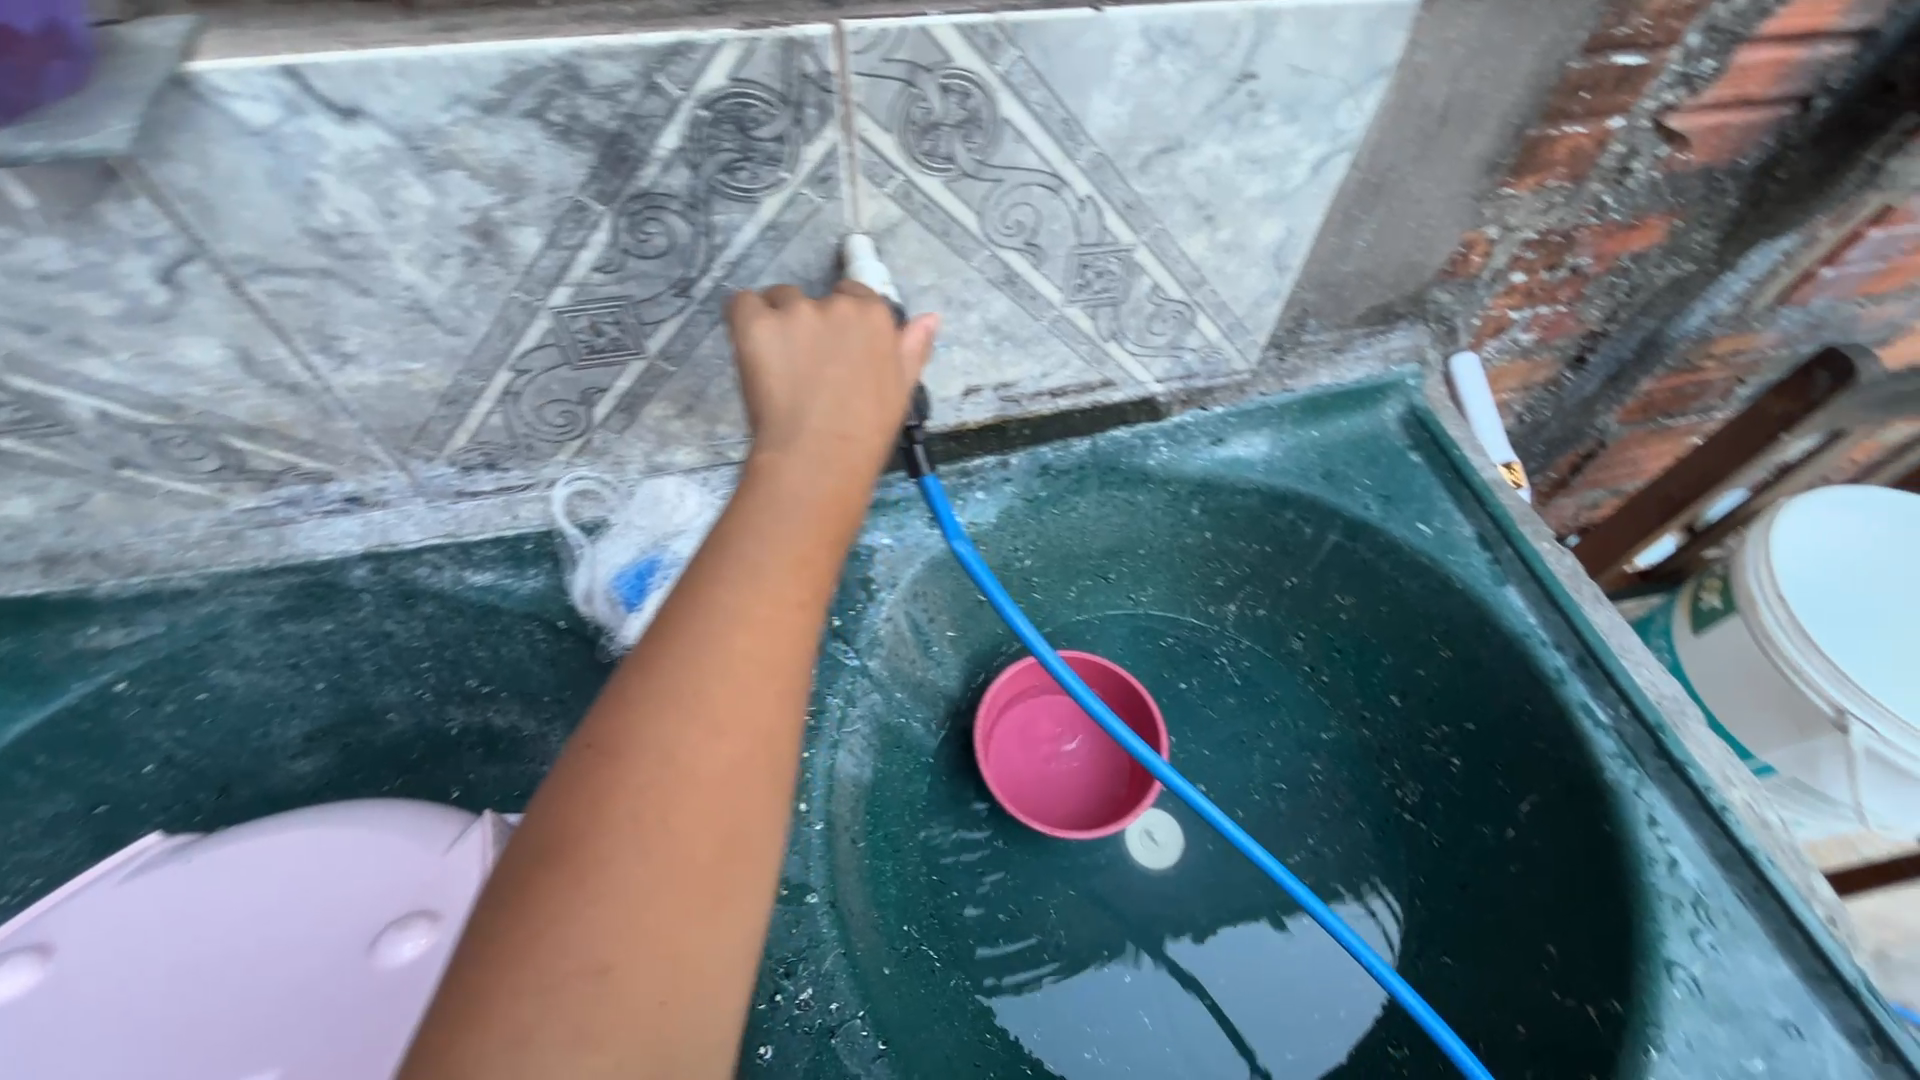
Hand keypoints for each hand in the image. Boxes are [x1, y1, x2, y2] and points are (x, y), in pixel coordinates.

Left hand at [725, 281, 937, 487]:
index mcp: (876, 316)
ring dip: (776, 323)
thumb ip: (913, 348)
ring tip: (776, 368)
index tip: (832, 354)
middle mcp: (837, 304)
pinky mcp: (757, 323)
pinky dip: (743, 321)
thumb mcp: (903, 389)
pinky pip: (742, 304)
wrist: (820, 457)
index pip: (854, 295)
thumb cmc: (867, 433)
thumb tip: (930, 318)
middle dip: (807, 324)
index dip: (840, 324)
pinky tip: (751, 354)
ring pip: (778, 301)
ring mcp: (795, 311)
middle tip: (802, 370)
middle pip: (814, 298)